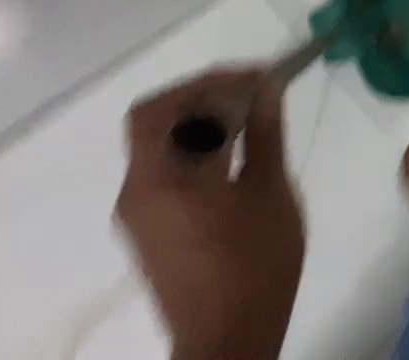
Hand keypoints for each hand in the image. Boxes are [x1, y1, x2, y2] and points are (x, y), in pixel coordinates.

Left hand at [115, 68, 304, 359]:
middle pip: (157, 122)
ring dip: (207, 118)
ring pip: (164, 143)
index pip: (160, 110)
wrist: (228, 335)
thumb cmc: (256, 261)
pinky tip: (244, 147)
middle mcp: (139, 191)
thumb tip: (265, 87)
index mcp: (162, 180)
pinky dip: (203, 145)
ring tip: (260, 111)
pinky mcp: (154, 225)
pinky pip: (171, 167)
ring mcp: (142, 211)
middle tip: (259, 86)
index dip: (206, 81)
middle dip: (207, 94)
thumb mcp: (270, 190)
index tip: (258, 73)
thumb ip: (264, 133)